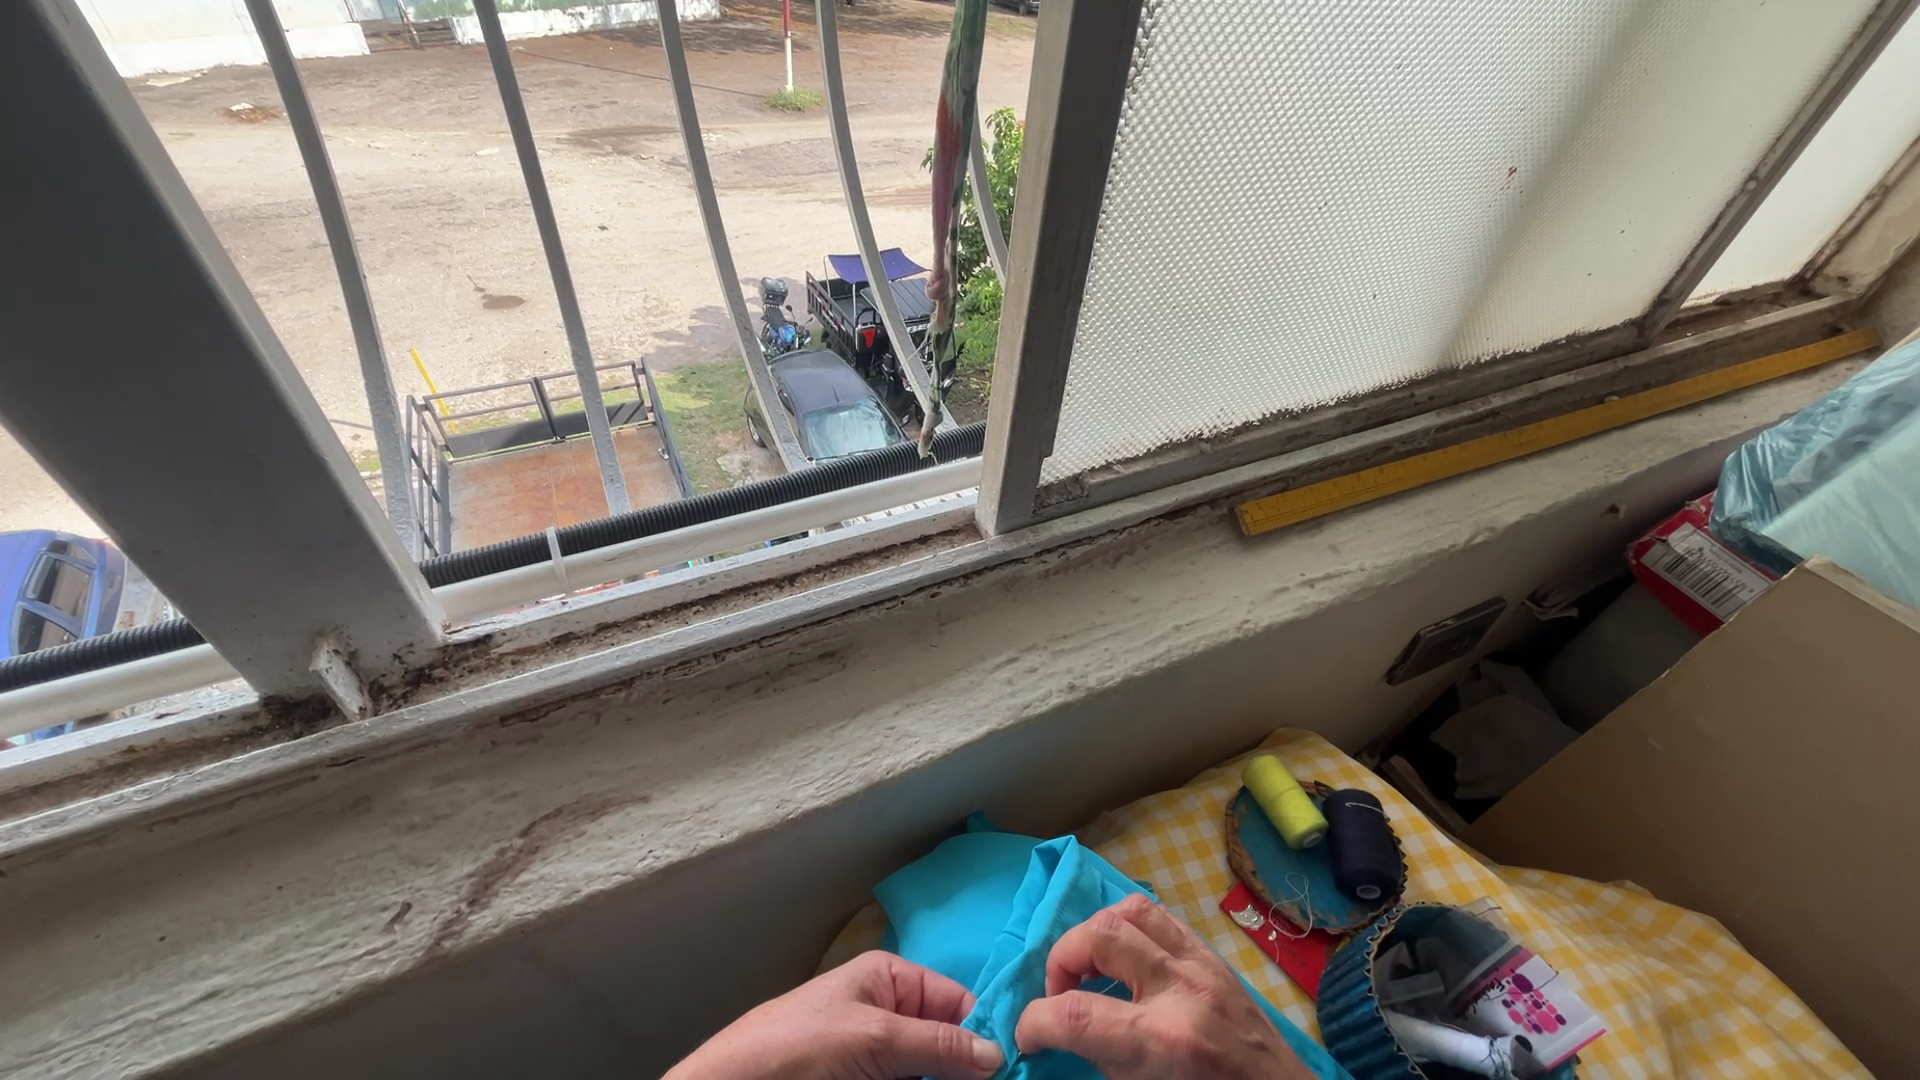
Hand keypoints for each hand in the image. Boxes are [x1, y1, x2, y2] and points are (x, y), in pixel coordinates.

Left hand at [663, 950, 1004, 1079]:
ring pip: (929, 1071)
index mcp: (890, 979)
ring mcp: (876, 1057)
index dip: (985, 1031)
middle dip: (969, 1068)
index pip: (956, 1000)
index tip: (1018, 1064)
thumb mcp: (874, 1039)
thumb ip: (938, 1046)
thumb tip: (1001, 1053)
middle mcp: (887, 1013)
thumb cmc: (801, 1048)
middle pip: (946, 1042)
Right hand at [1015, 894, 1313, 1079]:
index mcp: (1164, 1043)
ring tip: (1089, 966)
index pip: (1074, 1015)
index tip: (1026, 1035)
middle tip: (1059, 994)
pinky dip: (1128, 925)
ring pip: (1129, 910)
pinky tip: (1122, 952)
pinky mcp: (1214, 957)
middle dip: (1062, 961)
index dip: (1034, 1022)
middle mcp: (1182, 990)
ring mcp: (1202, 965)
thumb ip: (1102, 1061)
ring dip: (1094, 933)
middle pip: (1099, 937)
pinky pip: (1160, 915)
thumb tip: (1060, 1034)